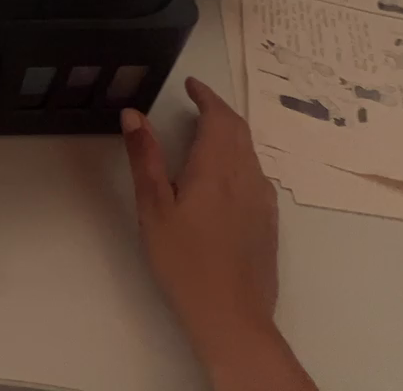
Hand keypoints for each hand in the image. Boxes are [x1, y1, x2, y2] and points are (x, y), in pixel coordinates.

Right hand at [121, 78, 280, 357]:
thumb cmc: (184, 260)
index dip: (206, 96)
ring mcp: (263, 201)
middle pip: (239, 130)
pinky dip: (239, 157)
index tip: (191, 84)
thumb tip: (133, 114)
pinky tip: (224, 175)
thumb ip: (145, 157)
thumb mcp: (153, 207)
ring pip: (250, 152)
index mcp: (216, 168)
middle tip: (197, 101)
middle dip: (219, 110)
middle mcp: (246, 177)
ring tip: (206, 131)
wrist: (232, 317)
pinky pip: (256, 174)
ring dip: (230, 133)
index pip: (219, 117)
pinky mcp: (269, 222)